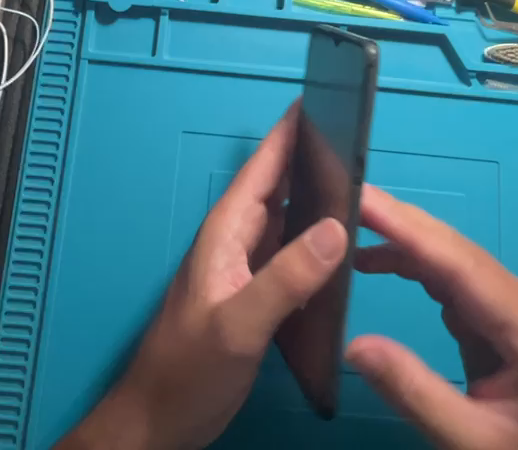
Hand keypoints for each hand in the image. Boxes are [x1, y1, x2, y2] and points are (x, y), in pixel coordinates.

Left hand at [59, 104, 347, 449]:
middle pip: (277, 187)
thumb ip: (286, 277)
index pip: (262, 168)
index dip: (288, 132)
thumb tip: (337, 226)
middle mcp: (237, 240)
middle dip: (311, 160)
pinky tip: (338, 246)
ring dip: (315, 199)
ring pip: (285, 219)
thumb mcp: (240, 323)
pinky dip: (312, 240)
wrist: (159, 419)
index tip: (319, 100)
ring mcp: (244, 266)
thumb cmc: (190, 367)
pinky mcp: (253, 292)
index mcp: (227, 231)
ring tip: (358, 184)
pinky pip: (288, 252)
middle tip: (357, 141)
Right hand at [344, 185, 517, 449]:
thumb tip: (353, 344)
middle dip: (398, 218)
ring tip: (349, 226)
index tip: (362, 197)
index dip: (405, 226)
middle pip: (451, 248)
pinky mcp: (495, 319)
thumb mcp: (474, 441)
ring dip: (400, 239)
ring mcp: (508, 307)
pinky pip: (448, 278)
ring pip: (448, 257)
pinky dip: (411, 264)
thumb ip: (416, 393)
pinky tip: (376, 261)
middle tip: (345, 195)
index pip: (455, 261)